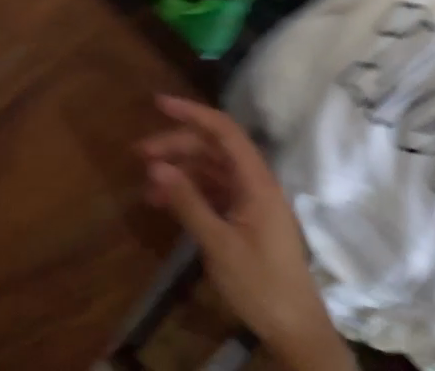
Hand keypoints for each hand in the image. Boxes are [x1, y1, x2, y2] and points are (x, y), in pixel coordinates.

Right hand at [138, 95, 351, 370]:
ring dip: (179, 171)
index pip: (224, 131)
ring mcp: (251, 203)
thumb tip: (156, 165)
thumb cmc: (260, 284)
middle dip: (176, 145)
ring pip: (210, 171)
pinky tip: (163, 203)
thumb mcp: (218, 244)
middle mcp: (255, 184)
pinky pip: (213, 193)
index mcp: (257, 182)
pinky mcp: (245, 221)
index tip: (158, 104)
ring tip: (146, 184)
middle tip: (139, 154)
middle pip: (213, 149)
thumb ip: (187, 201)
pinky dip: (188, 192)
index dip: (192, 112)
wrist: (295, 330)